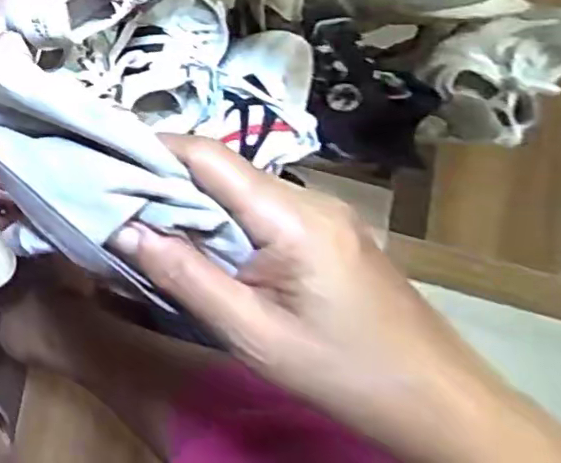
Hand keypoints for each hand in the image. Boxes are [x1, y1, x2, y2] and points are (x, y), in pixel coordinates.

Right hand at [112, 135, 560, 462]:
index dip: (153, 146)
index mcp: (292, 217)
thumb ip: (185, 275)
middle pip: (218, 165)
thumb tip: (121, 226)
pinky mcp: (326, 229)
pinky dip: (218, 210)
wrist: (454, 415)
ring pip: (235, 183)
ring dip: (190, 193)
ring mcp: (322, 211)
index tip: (106, 154)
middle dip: (163, 172)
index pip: (207, 154)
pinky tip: (201, 237)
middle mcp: (308, 198)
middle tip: (115, 190)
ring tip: (148, 214)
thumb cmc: (350, 376)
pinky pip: (257, 203)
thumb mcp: (255, 336)